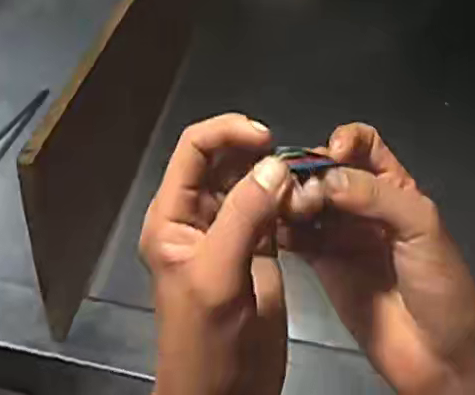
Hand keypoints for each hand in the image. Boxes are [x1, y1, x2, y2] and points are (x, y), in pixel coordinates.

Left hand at [140, 113, 292, 394]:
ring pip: (248, 179)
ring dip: (274, 174)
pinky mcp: (254, 246)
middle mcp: (196, 213)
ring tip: (300, 181)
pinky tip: (303, 200)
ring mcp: (226, 229)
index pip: (194, 149)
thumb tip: (276, 164)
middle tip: (289, 159)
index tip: (266, 136)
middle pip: (222, 158)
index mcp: (172, 213)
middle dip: (254, 151)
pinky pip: (269, 206)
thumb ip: (245, 215)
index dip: (226, 132)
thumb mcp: (219, 276)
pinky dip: (286, 198)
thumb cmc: (207, 343)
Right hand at [283, 124, 474, 394]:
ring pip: (307, 197)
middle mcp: (361, 201)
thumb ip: (375, 194)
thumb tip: (325, 179)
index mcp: (391, 184)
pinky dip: (281, 226)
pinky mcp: (322, 262)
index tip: (333, 152)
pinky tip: (274, 225)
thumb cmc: (443, 284)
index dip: (346, 139)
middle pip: (326, 168)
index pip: (363, 143)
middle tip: (299, 188)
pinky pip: (296, 235)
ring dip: (291, 195)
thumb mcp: (421, 225)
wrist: (442, 359)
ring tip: (283, 206)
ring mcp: (340, 231)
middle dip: (310, 170)